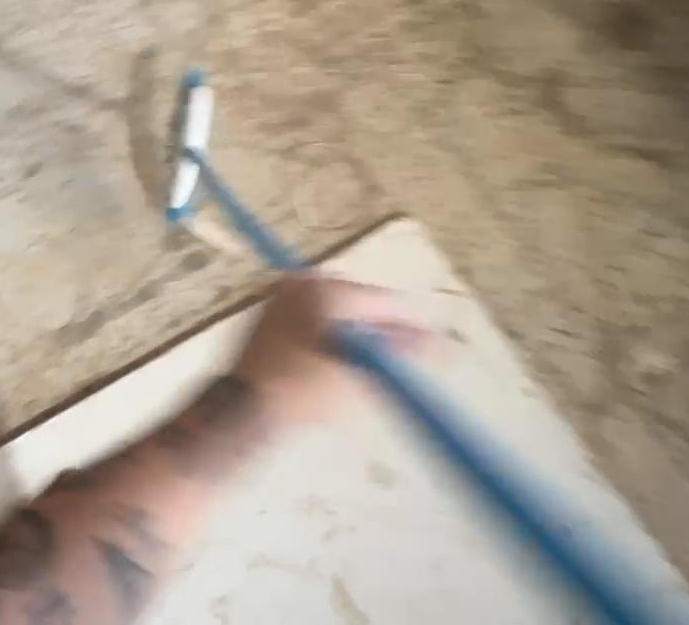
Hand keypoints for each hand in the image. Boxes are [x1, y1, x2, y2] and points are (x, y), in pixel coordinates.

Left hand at [231, 276, 429, 425]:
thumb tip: (442, 346)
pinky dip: (331, 333)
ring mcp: (282, 295)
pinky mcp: (269, 313)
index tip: (437, 350)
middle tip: (406, 358)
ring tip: (374, 364)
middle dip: (382, 328)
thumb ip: (400, 351)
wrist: (246, 404)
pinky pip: (313, 317)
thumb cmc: (303, 388)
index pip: (384, 301)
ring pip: (335, 310)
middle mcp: (302, 283)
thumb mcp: (360, 371)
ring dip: (356, 332)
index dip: (412, 327)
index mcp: (326, 288)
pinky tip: (340, 360)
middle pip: (358, 301)